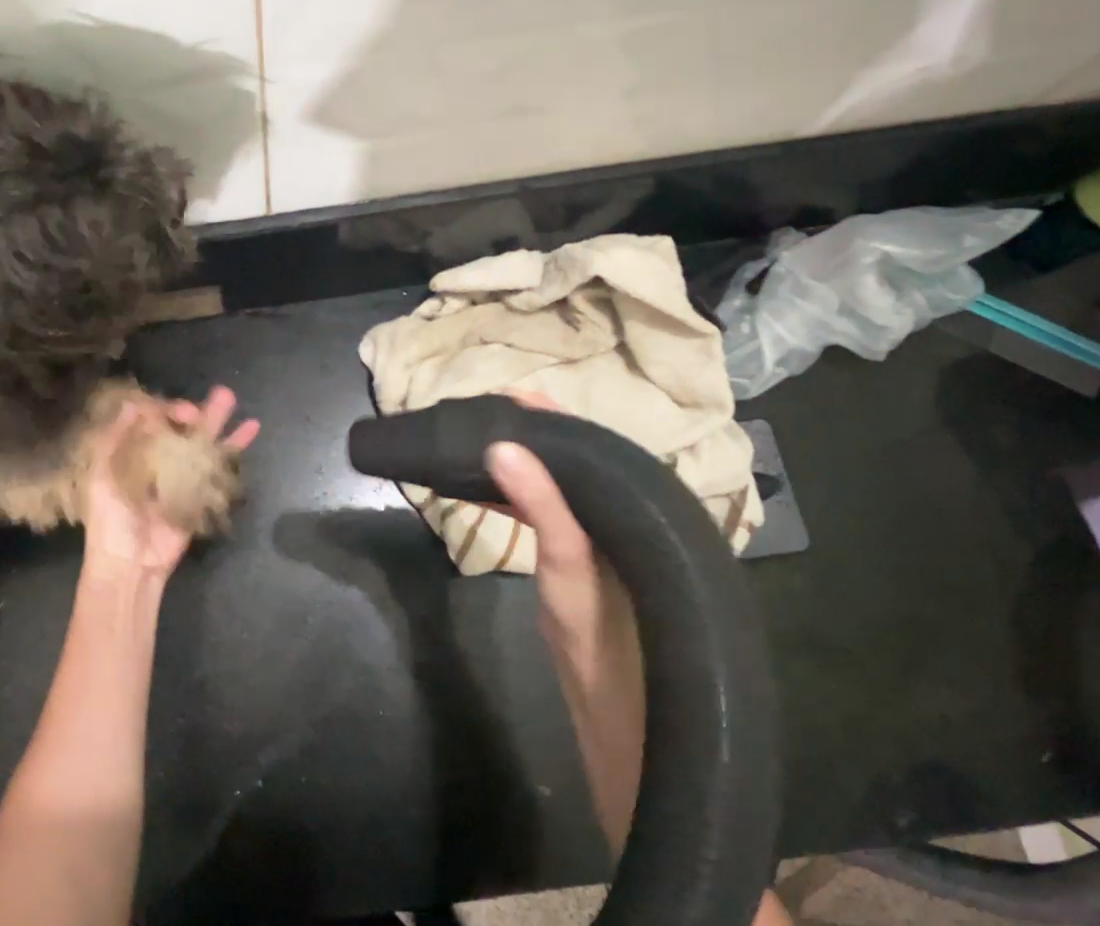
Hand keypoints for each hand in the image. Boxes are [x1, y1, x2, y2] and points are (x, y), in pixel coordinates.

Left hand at [82, 386, 258, 579]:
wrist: (130, 564)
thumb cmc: (109, 520)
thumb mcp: (102, 476)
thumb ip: (116, 439)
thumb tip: (135, 404)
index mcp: (132, 453)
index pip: (154, 421)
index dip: (169, 410)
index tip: (183, 412)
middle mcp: (159, 460)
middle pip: (183, 429)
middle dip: (201, 411)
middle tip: (221, 394)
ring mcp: (182, 477)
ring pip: (203, 443)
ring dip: (219, 422)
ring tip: (232, 400)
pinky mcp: (200, 494)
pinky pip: (218, 468)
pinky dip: (233, 449)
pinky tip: (250, 428)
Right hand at [483, 391, 641, 696]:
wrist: (611, 703)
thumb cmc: (600, 632)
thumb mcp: (568, 562)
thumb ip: (541, 504)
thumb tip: (503, 445)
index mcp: (629, 502)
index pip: (587, 443)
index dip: (548, 417)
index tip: (502, 395)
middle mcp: (616, 511)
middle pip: (568, 460)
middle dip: (524, 437)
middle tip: (474, 418)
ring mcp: (594, 536)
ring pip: (552, 485)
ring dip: (513, 465)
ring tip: (469, 444)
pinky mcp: (573, 560)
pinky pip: (540, 512)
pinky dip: (510, 497)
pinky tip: (479, 487)